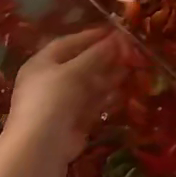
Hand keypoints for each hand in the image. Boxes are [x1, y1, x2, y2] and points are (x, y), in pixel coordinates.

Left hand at [5, 28, 127, 159]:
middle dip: (104, 57)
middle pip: (80, 64)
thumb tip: (117, 38)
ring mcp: (61, 103)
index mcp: (42, 63)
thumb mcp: (73, 71)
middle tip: (131, 50)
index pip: (68, 44)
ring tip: (133, 67)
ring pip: (88, 85)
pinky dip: (106, 97)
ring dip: (109, 77)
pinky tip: (124, 91)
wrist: (41, 145)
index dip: (91, 37)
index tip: (116, 31)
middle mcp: (50, 81)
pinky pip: (92, 104)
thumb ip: (96, 55)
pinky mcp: (73, 122)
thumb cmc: (52, 98)